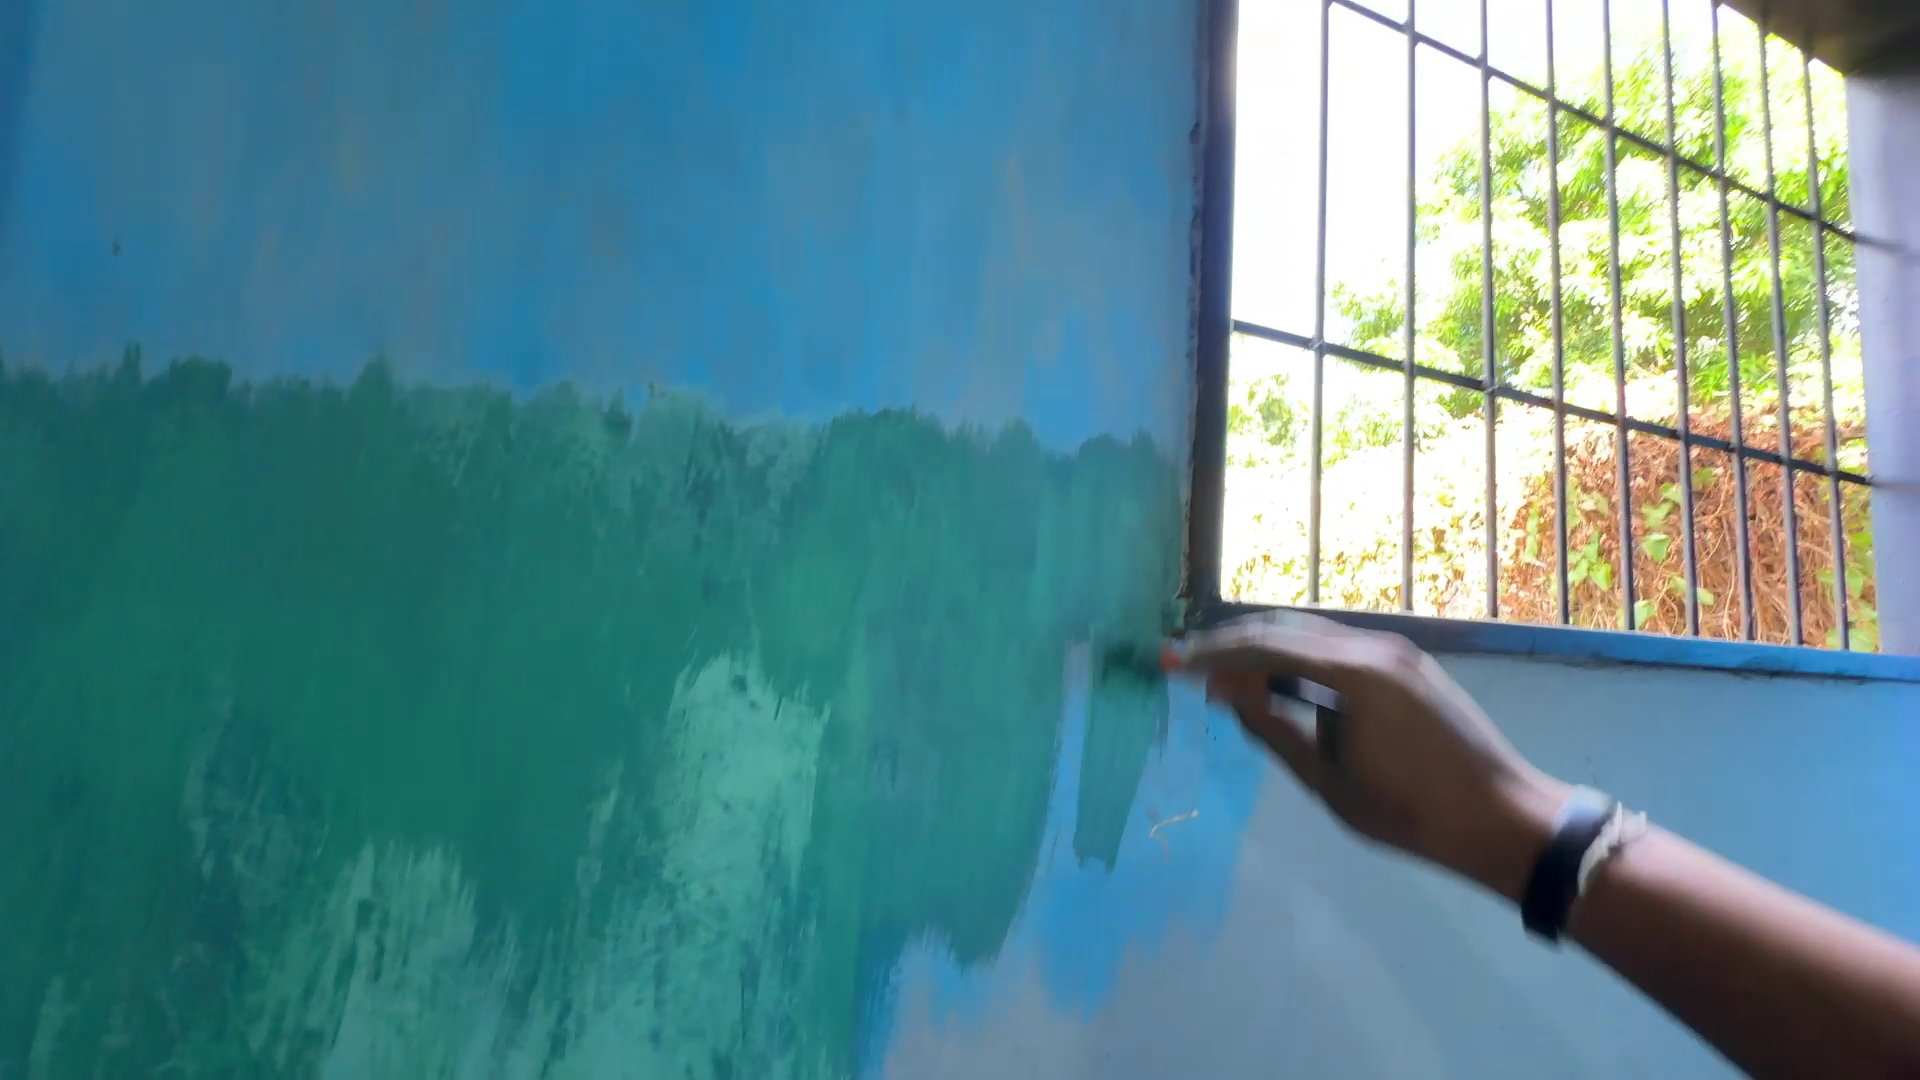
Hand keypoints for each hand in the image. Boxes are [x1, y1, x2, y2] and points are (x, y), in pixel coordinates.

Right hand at [1170, 612, 1566, 900]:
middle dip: (1227, 643)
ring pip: (1304, 631)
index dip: (1209, 653)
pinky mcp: (1402, 663)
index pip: (1261, 645)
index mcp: (1352, 672)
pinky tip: (1272, 678)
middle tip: (1185, 662)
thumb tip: (1220, 690)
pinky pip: (1330, 645)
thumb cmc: (1413, 812)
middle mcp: (1370, 645)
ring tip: (1220, 671)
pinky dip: (1291, 656)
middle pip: (1280, 626)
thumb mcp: (1328, 780)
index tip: (1170, 662)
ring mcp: (1391, 650)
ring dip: (1258, 647)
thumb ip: (1270, 727)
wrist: (1510, 822)